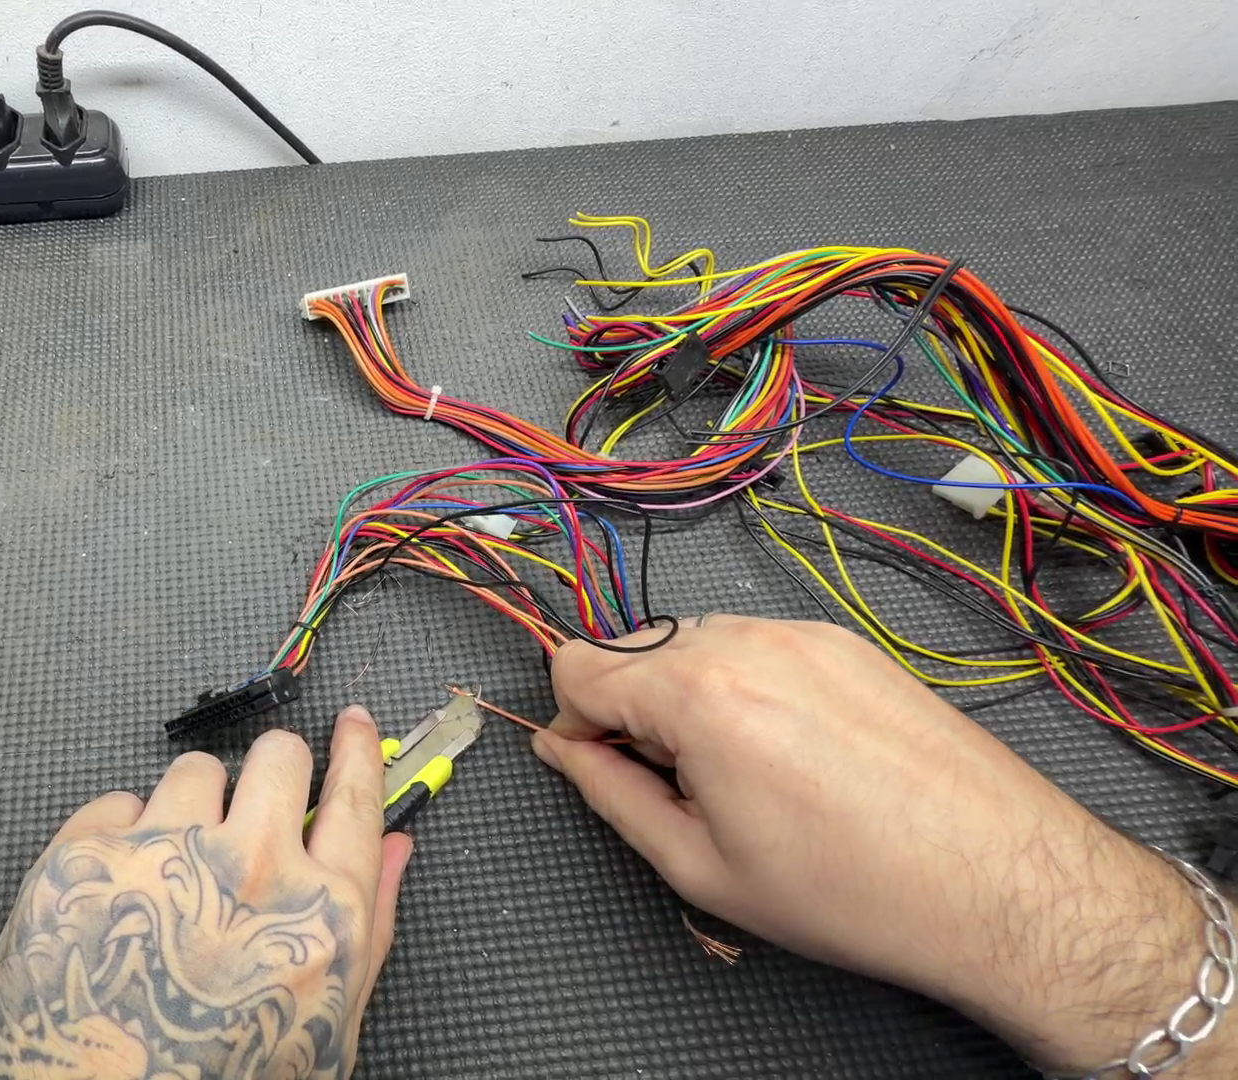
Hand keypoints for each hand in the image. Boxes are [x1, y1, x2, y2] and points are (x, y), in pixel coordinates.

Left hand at [0, 707, 415, 1079]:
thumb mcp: (323, 1021)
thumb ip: (370, 923)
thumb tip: (396, 847)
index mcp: (317, 915)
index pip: (355, 799)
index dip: (356, 749)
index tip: (351, 722)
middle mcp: (249, 871)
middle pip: (280, 754)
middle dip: (273, 771)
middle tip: (251, 808)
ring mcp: (166, 853)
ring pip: (197, 768)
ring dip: (192, 807)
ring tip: (176, 873)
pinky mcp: (88, 853)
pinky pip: (120, 798)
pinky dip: (124, 836)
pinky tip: (123, 892)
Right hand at [533, 615, 1233, 1075]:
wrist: (1017, 893)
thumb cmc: (848, 892)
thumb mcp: (695, 863)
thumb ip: (603, 791)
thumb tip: (559, 746)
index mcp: (696, 694)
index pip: (575, 666)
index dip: (572, 719)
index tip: (602, 764)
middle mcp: (739, 641)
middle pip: (622, 648)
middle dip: (623, 706)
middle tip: (673, 774)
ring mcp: (793, 631)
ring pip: (678, 640)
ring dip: (674, 691)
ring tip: (730, 759)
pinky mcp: (834, 637)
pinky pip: (740, 640)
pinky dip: (728, 679)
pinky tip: (778, 739)